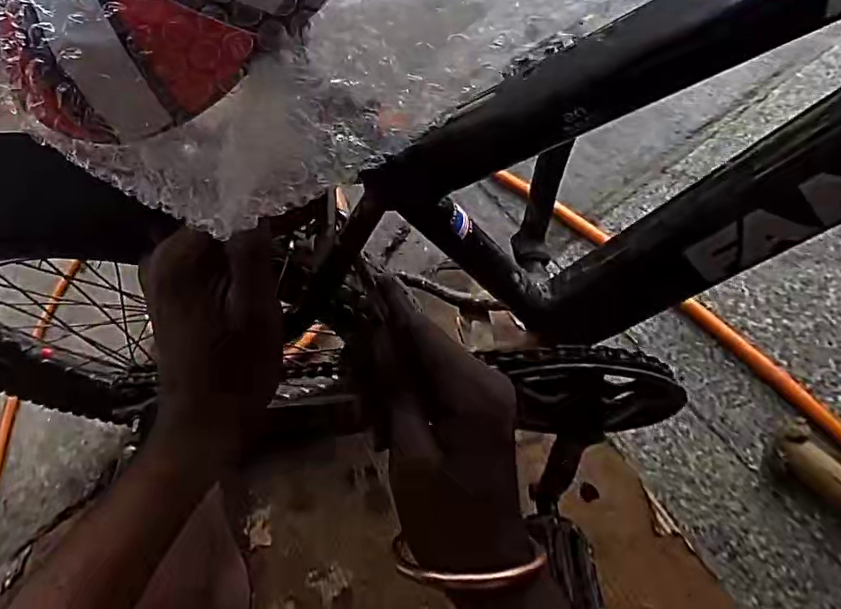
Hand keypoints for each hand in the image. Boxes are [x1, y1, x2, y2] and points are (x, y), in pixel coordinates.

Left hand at [143, 226, 282, 460]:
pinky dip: (232, 256)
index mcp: (176, 257)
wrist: (203, 427)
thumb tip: (256, 202)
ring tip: (280, 251)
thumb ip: (252, 253)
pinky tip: (258, 269)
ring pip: (214, 235)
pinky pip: (207, 254)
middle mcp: (160, 256)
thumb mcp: (256, 312)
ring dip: (245, 240)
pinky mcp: (172, 286)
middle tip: (291, 235)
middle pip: (216, 216)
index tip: (292, 211)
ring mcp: (162, 271)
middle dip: (253, 222)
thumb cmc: (235, 374)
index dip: (259, 205)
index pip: (222, 203)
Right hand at [362, 275, 532, 575]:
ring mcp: (488, 391)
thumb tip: (377, 333)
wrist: (488, 566)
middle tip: (352, 339)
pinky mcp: (481, 404)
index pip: (426, 334)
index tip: (370, 275)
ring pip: (432, 359)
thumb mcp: (409, 453)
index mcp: (475, 390)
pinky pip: (440, 378)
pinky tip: (387, 396)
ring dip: (398, 364)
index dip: (394, 306)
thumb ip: (395, 387)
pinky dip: (412, 382)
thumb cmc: (445, 517)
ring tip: (364, 373)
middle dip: (390, 340)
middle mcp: (488, 379)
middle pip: (429, 343)